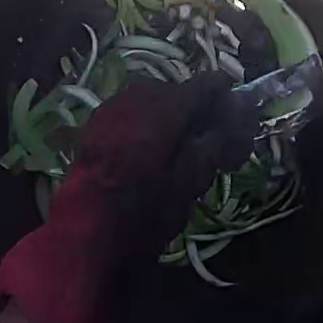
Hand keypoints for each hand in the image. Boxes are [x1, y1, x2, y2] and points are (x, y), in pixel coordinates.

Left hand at [0, 73, 251, 322]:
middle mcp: (136, 97)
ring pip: (155, 97)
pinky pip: (132, 109)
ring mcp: (111, 106)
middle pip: (180, 89)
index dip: (227, 97)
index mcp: (163, 109)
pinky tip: (152, 148)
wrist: (82, 239)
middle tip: (213, 139)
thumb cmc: (143, 215)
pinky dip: (149, 120)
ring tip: (182, 145)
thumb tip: (241, 116)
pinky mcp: (95, 122)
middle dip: (200, 108)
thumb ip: (217, 142)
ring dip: (173, 113)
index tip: (239, 116)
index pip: (206, 84)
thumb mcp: (191, 182)